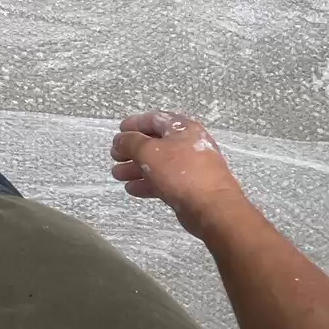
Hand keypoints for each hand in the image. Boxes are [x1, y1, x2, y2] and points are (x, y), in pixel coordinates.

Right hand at [110, 113, 248, 237]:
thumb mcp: (148, 151)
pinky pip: (164, 180)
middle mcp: (188, 145)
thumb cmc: (180, 172)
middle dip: (131, 150)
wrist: (212, 208)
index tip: (118, 132)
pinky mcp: (190, 187)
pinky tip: (132, 189)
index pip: (155, 119)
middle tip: (115, 156)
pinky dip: (147, 183)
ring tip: (117, 175)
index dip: (134, 124)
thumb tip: (120, 139)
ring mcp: (190, 167)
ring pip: (157, 163)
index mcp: (183, 129)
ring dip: (135, 168)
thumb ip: (130, 142)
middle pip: (154, 143)